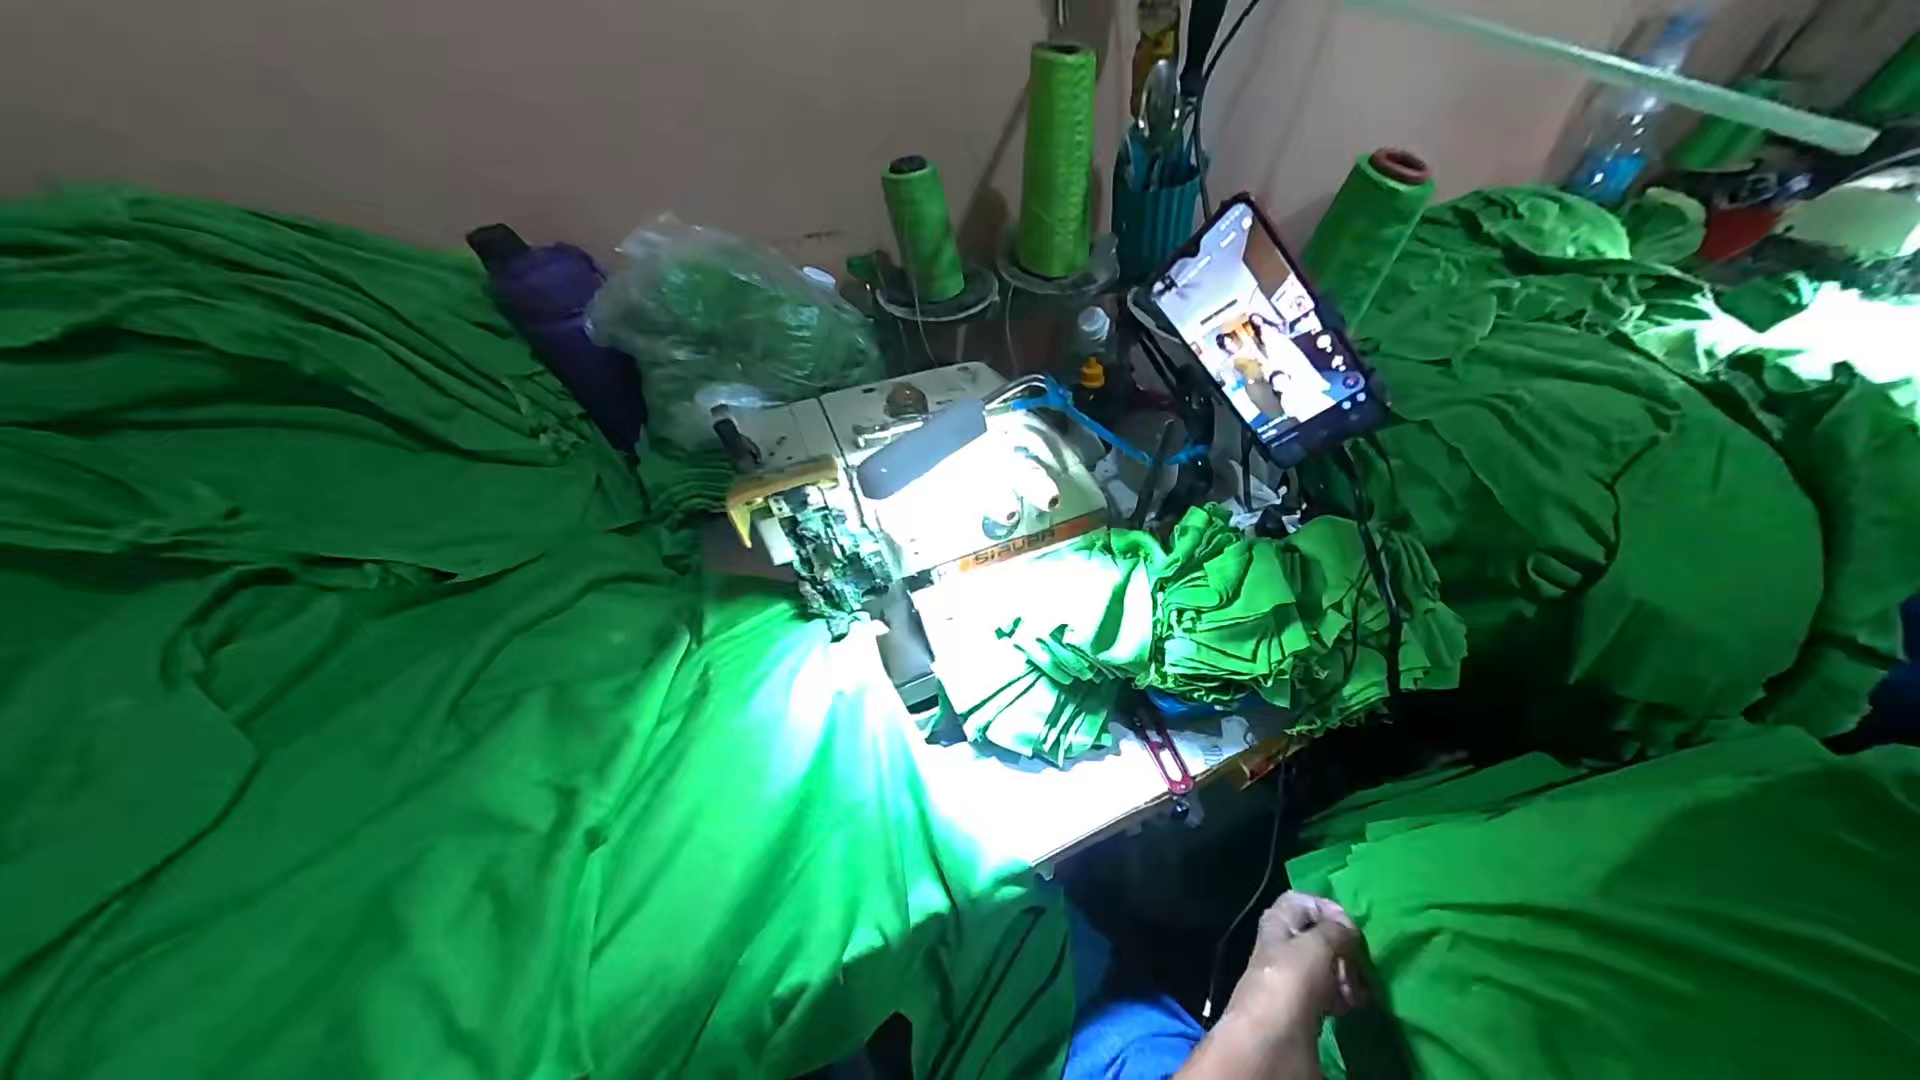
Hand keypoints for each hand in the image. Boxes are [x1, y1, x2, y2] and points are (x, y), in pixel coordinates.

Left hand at [1177, 892, 1369, 1079]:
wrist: (1271, 1042)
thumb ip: (1333, 931)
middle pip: (1318, 936)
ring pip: (1326, 966)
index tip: (1351, 929)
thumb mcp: (1314, 947)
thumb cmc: (1290, 984)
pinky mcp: (1304, 1008)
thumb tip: (1347, 926)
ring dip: (1347, 974)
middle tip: (1359, 966)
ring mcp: (1293, 978)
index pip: (1302, 902)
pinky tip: (1354, 1006)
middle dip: (1343, 947)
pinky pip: (1329, 993)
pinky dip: (1343, 996)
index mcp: (1277, 923)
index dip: (1326, 908)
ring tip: (1358, 992)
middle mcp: (1283, 946)